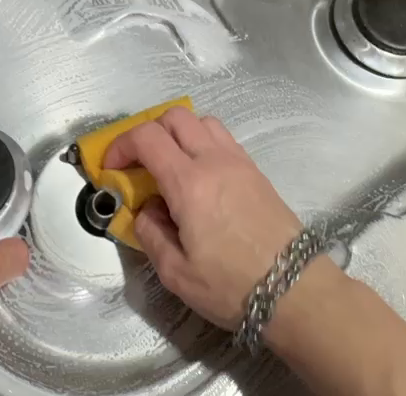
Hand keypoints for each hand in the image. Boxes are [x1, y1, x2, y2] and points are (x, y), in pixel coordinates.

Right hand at [102, 106, 300, 329]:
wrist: (294, 288)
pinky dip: (201, 143)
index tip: (110, 168)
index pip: (147, 138)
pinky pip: (222, 137)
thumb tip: (145, 210)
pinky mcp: (254, 169)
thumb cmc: (232, 285)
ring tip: (169, 166)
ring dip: (178, 133)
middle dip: (148, 132)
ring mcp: (238, 160)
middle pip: (175, 117)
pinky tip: (198, 176)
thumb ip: (151, 235)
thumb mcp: (177, 273)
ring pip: (201, 121)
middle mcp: (214, 160)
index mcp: (189, 182)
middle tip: (137, 164)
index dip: (121, 146)